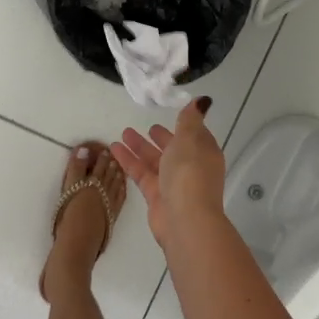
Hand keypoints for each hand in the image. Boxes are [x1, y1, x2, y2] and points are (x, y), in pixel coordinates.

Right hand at [110, 97, 225, 249]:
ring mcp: (173, 183)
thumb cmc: (190, 173)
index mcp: (204, 152)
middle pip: (173, 148)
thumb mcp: (190, 139)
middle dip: (160, 138)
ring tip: (123, 133)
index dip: (184, 125)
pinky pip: (142, 173)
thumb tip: (202, 100)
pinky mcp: (156, 196)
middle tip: (146, 127)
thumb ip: (190, 119)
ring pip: (155, 161)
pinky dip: (129, 161)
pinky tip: (114, 149)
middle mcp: (190, 167)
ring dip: (140, 147)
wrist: (185, 218)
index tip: (172, 115)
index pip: (195, 135)